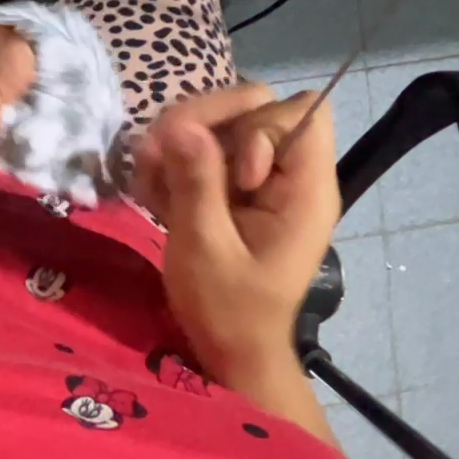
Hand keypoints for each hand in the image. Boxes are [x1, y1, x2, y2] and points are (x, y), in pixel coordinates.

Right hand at [132, 86, 339, 381]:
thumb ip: (196, 182)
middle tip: (164, 159)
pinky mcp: (234, 191)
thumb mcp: (205, 246)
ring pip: (222, 127)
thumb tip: (179, 124)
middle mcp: (288, 174)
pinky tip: (158, 195)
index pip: (298, 112)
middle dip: (203, 124)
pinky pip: (205, 154)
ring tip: (153, 183)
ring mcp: (259, 181)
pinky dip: (176, 166)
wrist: (231, 350)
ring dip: (180, 146)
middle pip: (254, 108)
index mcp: (305, 188)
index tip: (233, 175)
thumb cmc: (227, 308)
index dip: (256, 126)